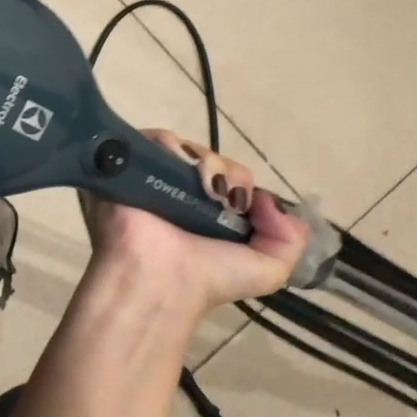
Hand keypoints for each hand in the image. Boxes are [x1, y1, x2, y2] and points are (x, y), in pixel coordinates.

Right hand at [86, 129, 310, 321]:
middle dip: (225, 171)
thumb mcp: (268, 270)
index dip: (241, 183)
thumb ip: (289, 238)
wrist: (159, 277)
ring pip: (182, 147)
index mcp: (206, 213)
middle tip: (222, 196)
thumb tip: (266, 197)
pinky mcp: (127, 165)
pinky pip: (150, 140)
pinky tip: (181, 167)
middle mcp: (178, 193)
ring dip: (202, 159)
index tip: (243, 204)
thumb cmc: (208, 276)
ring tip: (203, 185)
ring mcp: (152, 177)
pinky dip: (169, 144)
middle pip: (208, 159)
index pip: (227, 178)